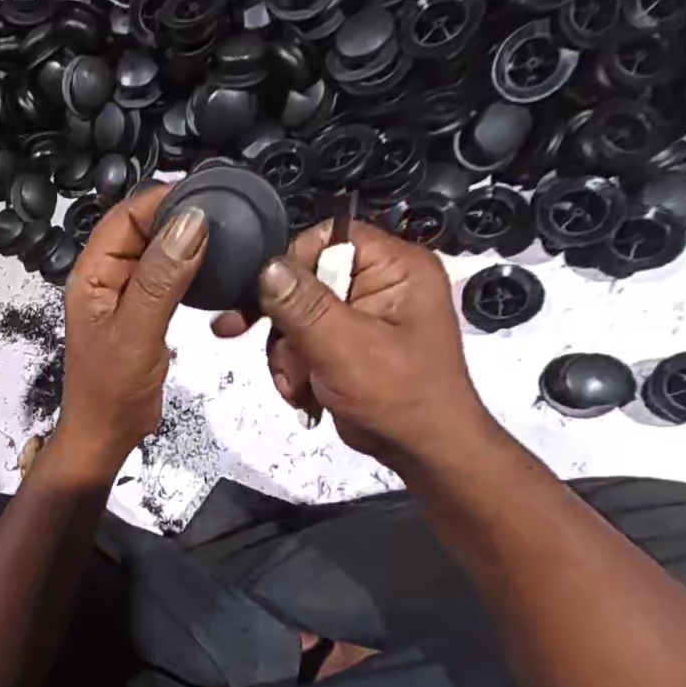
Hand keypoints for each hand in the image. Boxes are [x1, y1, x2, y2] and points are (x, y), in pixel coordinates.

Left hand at [56, 184, 208, 472]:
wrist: (108, 433)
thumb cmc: (108, 394)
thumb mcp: (136, 333)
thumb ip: (161, 280)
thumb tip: (189, 226)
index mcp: (91, 277)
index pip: (125, 218)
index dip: (162, 201)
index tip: (202, 196)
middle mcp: (105, 281)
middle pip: (141, 229)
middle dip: (177, 216)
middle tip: (219, 212)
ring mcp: (124, 298)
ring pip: (155, 252)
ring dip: (184, 241)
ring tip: (218, 234)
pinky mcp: (142, 314)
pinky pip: (164, 278)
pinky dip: (186, 268)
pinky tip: (206, 269)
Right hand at [212, 220, 497, 466]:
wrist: (419, 449)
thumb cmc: (404, 400)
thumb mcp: (345, 347)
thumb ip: (303, 306)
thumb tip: (269, 268)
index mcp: (396, 268)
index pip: (330, 237)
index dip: (292, 266)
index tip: (266, 299)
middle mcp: (379, 286)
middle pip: (304, 283)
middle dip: (287, 328)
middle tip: (283, 354)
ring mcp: (360, 318)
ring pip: (295, 320)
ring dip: (289, 357)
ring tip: (304, 383)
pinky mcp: (345, 346)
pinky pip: (300, 345)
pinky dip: (295, 371)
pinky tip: (307, 391)